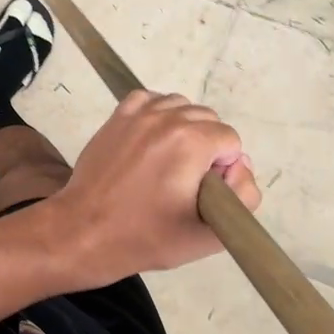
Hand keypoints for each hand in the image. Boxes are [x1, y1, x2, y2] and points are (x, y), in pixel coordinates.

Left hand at [49, 91, 261, 284]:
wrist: (89, 226)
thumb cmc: (150, 234)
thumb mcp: (212, 230)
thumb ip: (243, 195)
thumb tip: (240, 164)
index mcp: (189, 142)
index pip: (230, 139)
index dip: (227, 166)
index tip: (209, 190)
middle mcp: (163, 118)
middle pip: (206, 118)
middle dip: (210, 146)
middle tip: (193, 180)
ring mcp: (135, 114)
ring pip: (178, 104)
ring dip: (185, 127)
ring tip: (175, 162)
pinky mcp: (115, 118)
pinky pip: (147, 99)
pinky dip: (158, 112)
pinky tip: (155, 139)